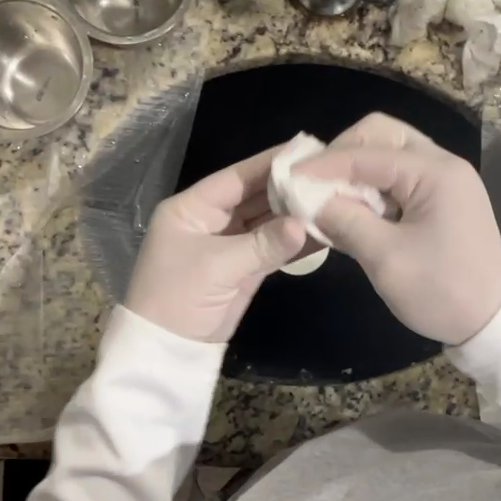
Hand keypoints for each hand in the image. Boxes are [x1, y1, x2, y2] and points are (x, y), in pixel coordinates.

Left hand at [124, 142, 310, 342]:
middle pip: (254, 197)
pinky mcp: (242, 271)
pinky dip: (293, 242)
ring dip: (295, 215)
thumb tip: (303, 223)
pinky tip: (323, 231)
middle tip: (329, 173)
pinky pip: (271, 249)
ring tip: (334, 199)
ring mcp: (228, 246)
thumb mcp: (218, 267)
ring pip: (266, 223)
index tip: (305, 149)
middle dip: (288, 188)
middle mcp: (210, 221)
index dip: (269, 163)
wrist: (166, 351)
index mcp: (191, 208)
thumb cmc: (178, 298)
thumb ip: (263, 243)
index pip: (236, 177)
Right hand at [302, 114, 500, 345]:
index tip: (288, 178)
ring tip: (326, 197)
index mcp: (435, 173)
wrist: (492, 320)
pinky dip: (371, 188)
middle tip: (313, 182)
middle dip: (342, 154)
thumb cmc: (441, 291)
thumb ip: (346, 222)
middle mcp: (442, 165)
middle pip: (382, 135)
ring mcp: (444, 182)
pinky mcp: (441, 201)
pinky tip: (350, 210)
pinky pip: (399, 179)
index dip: (324, 164)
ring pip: (390, 154)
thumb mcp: (386, 259)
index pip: (368, 152)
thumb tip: (310, 201)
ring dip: (356, 171)